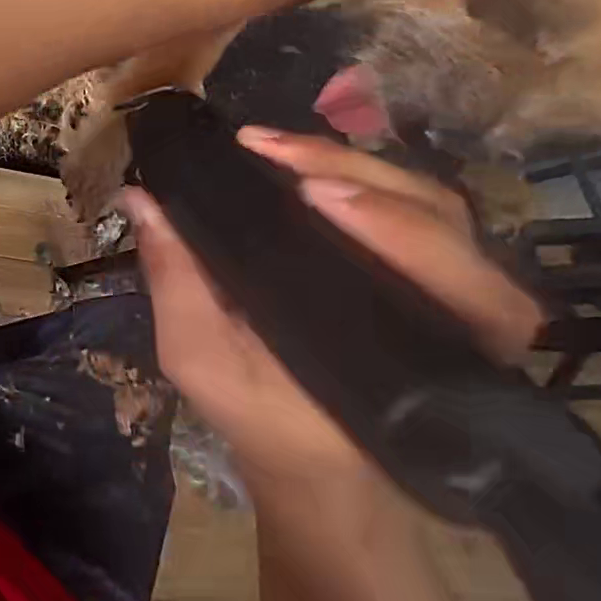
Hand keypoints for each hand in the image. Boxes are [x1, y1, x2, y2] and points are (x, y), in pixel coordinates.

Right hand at [122, 129, 541, 485]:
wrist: (313, 455)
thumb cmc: (270, 423)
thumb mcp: (208, 364)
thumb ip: (178, 286)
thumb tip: (139, 198)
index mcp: (434, 364)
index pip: (455, 286)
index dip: (395, 229)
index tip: (313, 194)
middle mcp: (460, 314)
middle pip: (437, 218)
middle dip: (356, 175)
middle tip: (268, 151)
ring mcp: (442, 278)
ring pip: (421, 197)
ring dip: (346, 160)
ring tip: (266, 145)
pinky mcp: (411, 255)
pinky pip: (396, 198)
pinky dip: (344, 168)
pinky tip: (287, 155)